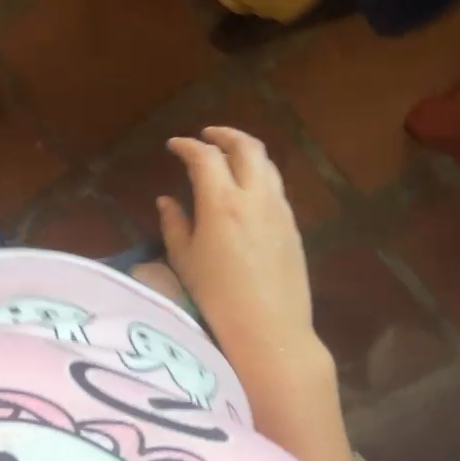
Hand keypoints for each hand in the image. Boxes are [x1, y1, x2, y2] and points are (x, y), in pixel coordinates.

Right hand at [157, 127, 321, 364]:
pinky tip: (244, 188)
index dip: (187, 146)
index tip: (173, 145)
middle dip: (224, 135)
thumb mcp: (183, 259)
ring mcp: (279, 210)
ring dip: (245, 151)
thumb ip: (174, 223)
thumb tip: (167, 200)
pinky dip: (257, 174)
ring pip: (266, 164)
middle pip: (246, 148)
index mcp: (222, 203)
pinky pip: (274, 186)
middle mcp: (255, 197)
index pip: (205, 158)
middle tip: (205, 135)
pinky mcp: (292, 225)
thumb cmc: (215, 295)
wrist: (268, 325)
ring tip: (227, 155)